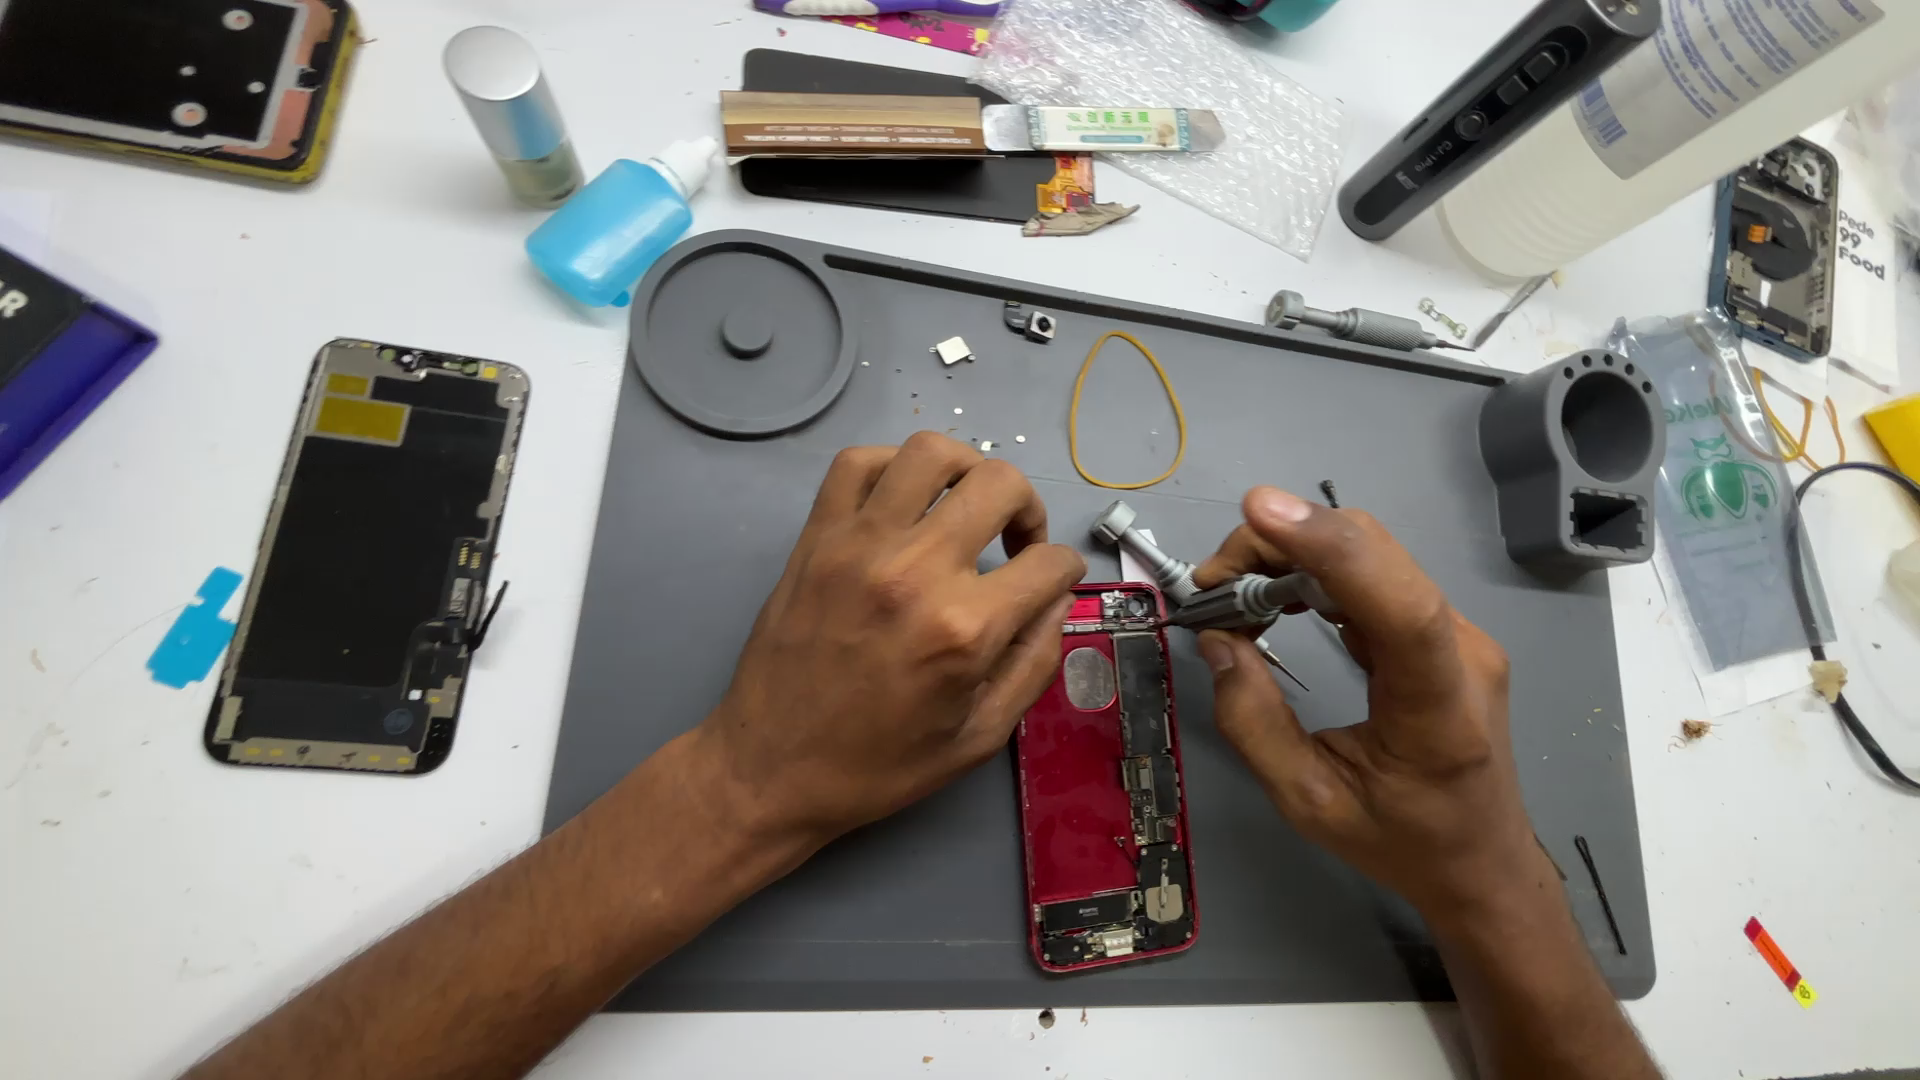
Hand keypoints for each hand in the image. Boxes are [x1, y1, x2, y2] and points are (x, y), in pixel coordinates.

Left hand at [698, 432, 1085, 844]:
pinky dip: (893, 466)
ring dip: (967, 470)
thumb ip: (1035, 662)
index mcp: (965, 629)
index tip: (1052, 581)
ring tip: (964, 508)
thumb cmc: (881, 763)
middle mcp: (916, 570)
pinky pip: (857, 463)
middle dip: (1028, 509)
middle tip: (1015, 544)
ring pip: (930, 453)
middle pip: (1000, 484)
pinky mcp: (816, 537)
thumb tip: (1058, 596)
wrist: (771, 768)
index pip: (1048, 564)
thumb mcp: (982, 736)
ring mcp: (858, 544)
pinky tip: (904, 502)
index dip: (1065, 570)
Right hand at [1192, 487, 1542, 925]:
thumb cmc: (1401, 842)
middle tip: (1212, 581)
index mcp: (1438, 707)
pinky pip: (1369, 576)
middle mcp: (1461, 649)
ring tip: (1230, 592)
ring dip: (1290, 554)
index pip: (1399, 605)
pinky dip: (1310, 571)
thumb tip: (1219, 640)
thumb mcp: (1306, 801)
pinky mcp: (1437, 629)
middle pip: (1373, 555)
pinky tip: (1271, 599)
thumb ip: (1253, 723)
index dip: (1331, 549)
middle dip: (1282, 543)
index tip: (1259, 511)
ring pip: (1368, 554)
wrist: (1481, 862)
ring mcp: (1455, 632)